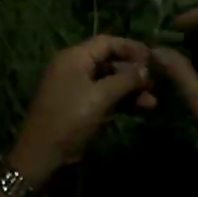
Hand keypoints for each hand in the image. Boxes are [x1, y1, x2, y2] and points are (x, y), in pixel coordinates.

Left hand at [9, 36, 154, 183]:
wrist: (43, 154)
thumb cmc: (70, 118)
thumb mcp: (100, 96)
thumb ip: (125, 79)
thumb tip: (146, 69)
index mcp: (74, 57)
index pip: (106, 42)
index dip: (131, 47)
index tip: (153, 58)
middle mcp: (74, 67)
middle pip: (109, 61)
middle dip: (132, 71)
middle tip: (155, 83)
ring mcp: (76, 87)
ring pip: (109, 81)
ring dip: (130, 89)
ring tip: (152, 102)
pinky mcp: (80, 106)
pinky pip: (104, 96)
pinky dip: (121, 100)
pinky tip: (140, 109)